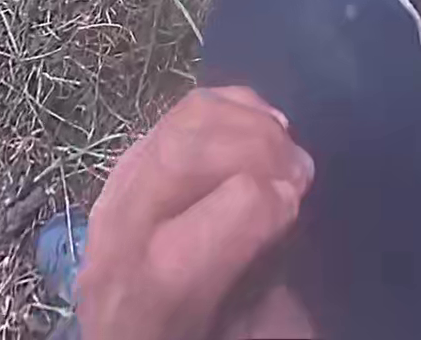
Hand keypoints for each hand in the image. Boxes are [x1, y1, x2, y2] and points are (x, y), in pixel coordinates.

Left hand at [78, 87, 314, 339]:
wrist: (132, 332)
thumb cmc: (196, 336)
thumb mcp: (243, 336)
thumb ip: (268, 293)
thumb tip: (285, 204)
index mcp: (146, 301)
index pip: (193, 234)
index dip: (260, 203)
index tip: (296, 199)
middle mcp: (120, 233)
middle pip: (182, 158)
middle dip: (255, 145)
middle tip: (300, 167)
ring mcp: (120, 183)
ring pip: (183, 120)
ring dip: (246, 118)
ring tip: (285, 140)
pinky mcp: (132, 155)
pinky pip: (182, 108)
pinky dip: (230, 103)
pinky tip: (264, 121)